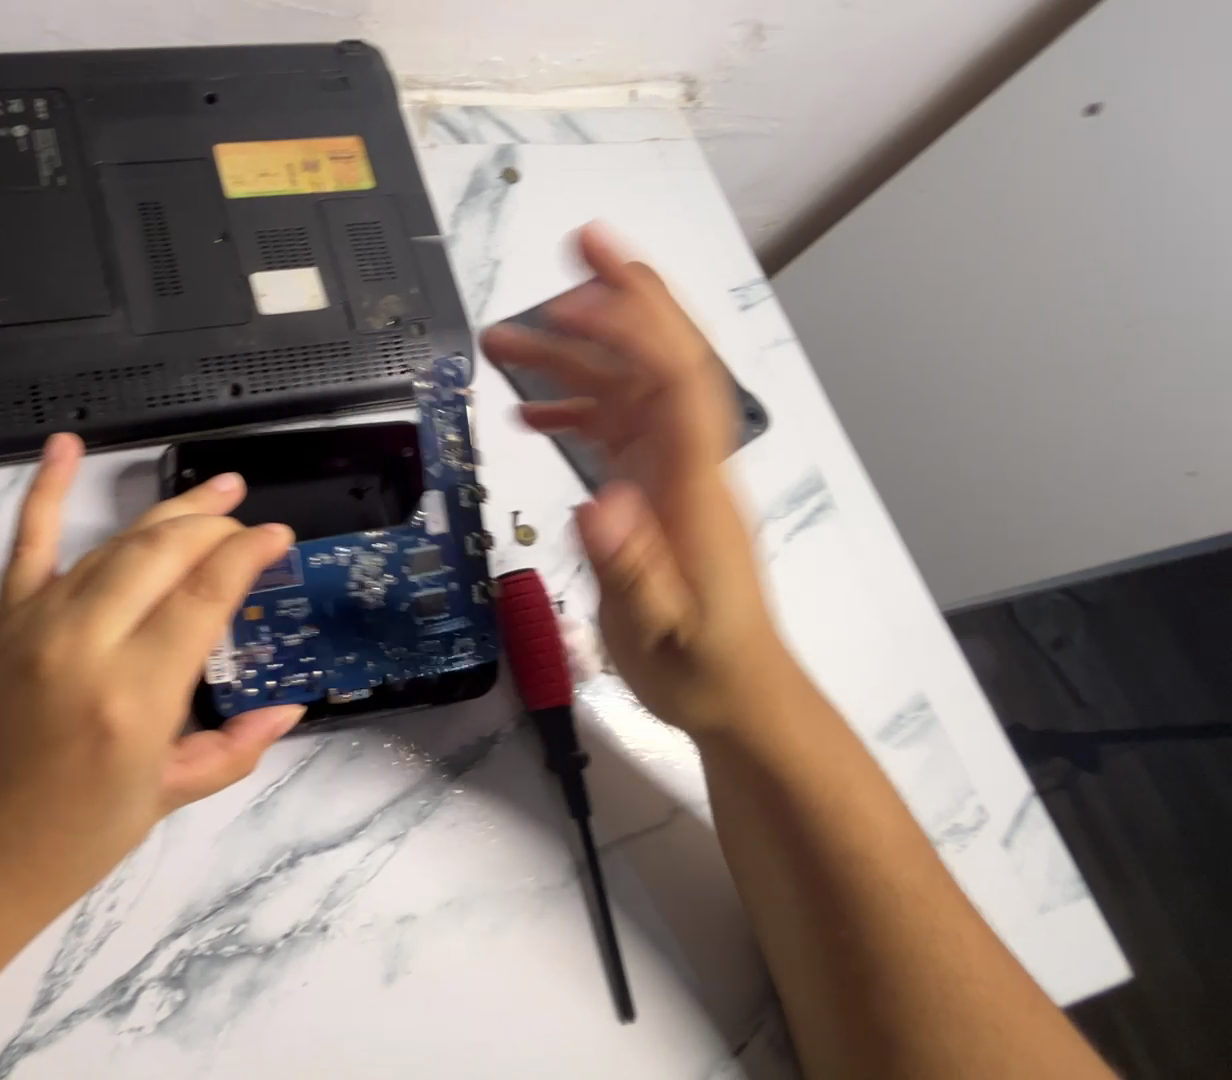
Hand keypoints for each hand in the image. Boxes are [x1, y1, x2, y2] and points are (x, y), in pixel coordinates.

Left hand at [0, 433, 303, 921]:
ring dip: (168, 512)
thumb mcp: (164, 800)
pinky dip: (47, 491)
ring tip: (214, 490)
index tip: (279, 536)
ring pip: (114, 544)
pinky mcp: (2, 624)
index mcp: (134, 696)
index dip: (249, 553)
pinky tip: (66, 446)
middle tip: (248, 523)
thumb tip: (288, 709)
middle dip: (214, 525)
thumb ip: (233, 747)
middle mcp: (85, 644)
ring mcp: (36, 625)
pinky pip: (29, 545)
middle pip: (163, 552)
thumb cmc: (67, 846)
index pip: (206, 594)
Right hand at [480, 224, 799, 737]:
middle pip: (658, 362)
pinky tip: (530, 411)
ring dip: (572, 356)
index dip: (637, 323)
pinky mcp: (654, 490)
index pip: (675, 382)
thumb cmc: (701, 666)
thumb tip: (596, 498)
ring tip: (503, 341)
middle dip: (619, 301)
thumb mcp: (663, 630)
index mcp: (693, 488)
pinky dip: (573, 408)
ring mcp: (671, 473)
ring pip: (625, 390)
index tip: (585, 286)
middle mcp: (687, 464)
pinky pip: (614, 430)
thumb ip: (632, 567)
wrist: (739, 690)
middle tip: (572, 252)